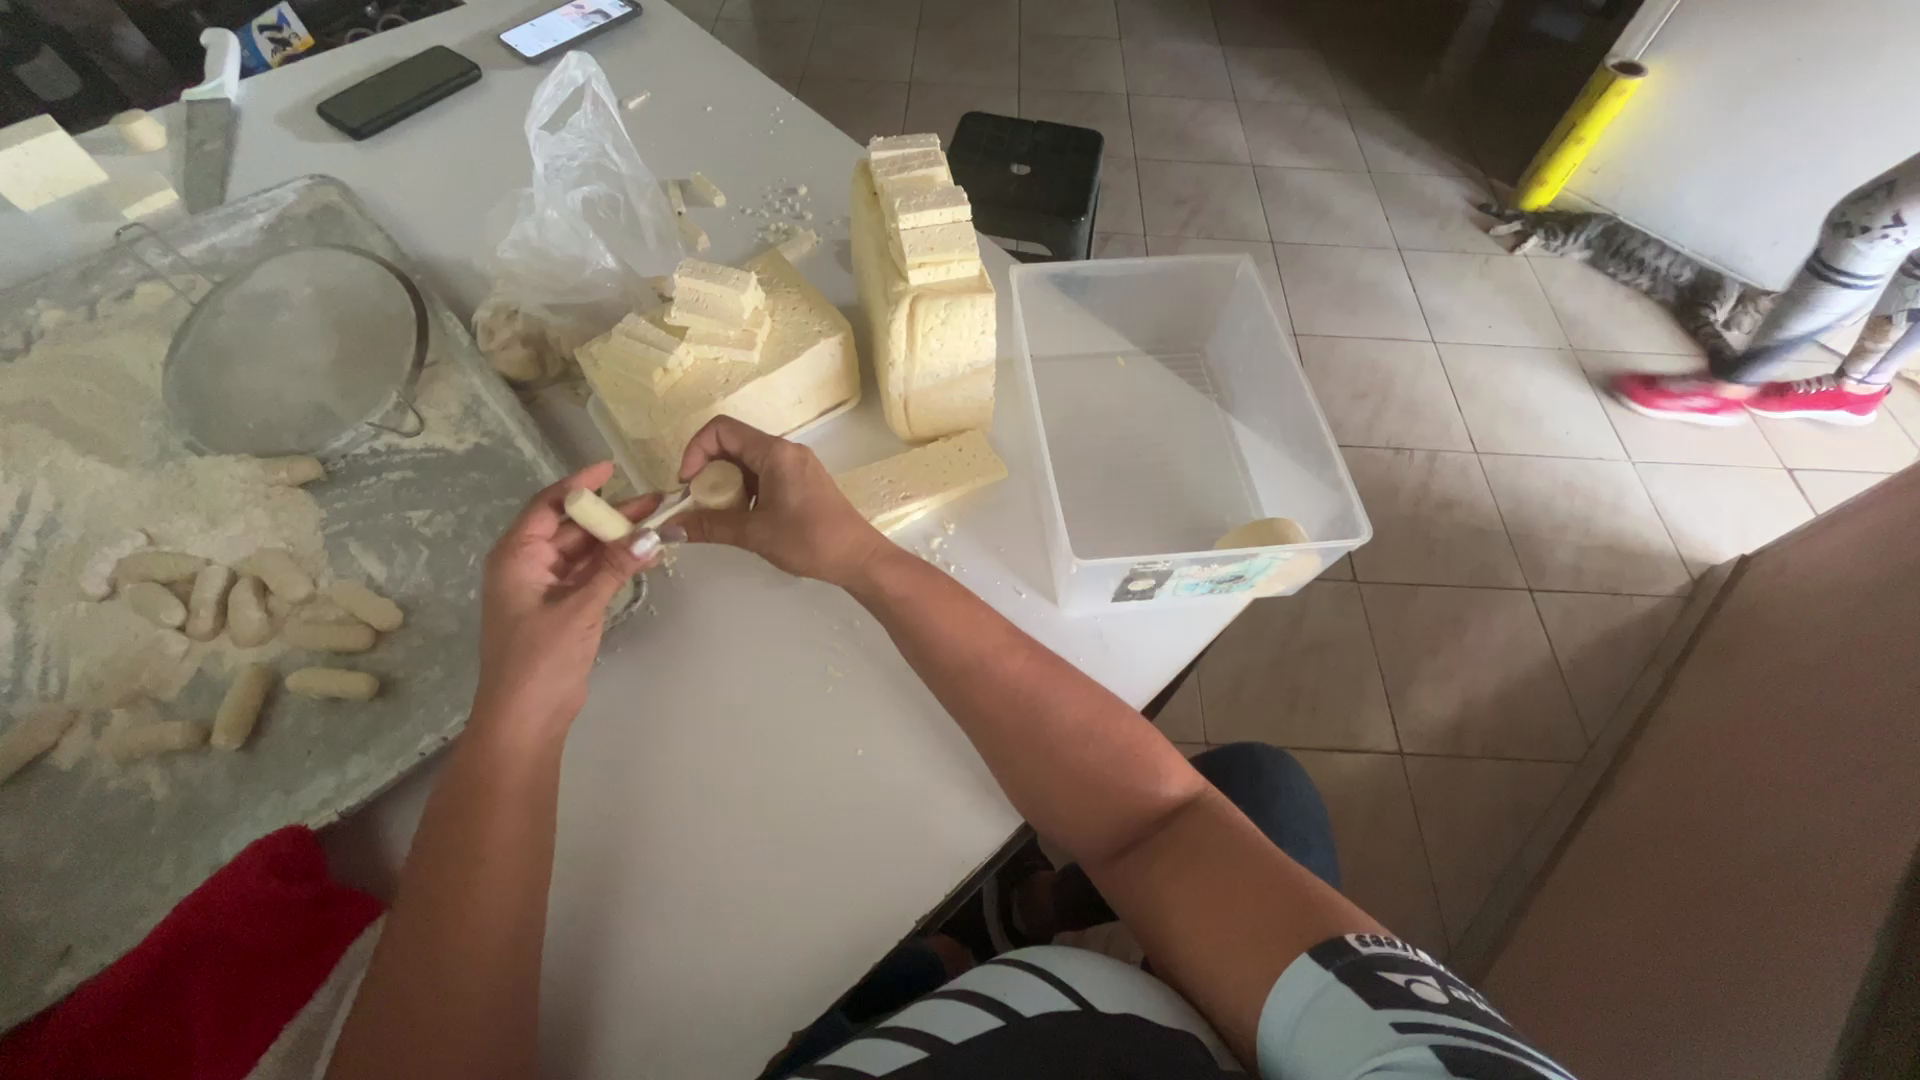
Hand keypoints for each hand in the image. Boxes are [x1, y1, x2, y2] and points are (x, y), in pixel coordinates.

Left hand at [473, 462, 661, 733]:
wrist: (526, 716)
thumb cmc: (538, 660)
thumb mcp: (578, 609)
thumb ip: (614, 569)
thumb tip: (651, 536)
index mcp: (516, 557)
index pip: (549, 506)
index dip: (580, 485)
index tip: (612, 467)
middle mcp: (529, 565)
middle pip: (573, 527)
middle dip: (612, 514)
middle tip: (655, 502)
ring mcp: (547, 587)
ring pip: (587, 551)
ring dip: (618, 539)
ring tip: (659, 525)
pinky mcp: (565, 606)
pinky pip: (593, 573)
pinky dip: (617, 564)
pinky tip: (646, 556)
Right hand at [675, 416, 889, 588]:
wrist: (858, 557)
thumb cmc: (810, 540)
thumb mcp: (755, 533)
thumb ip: (711, 526)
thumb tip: (671, 528)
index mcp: (775, 453)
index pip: (721, 429)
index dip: (695, 450)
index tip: (688, 484)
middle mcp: (787, 451)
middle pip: (733, 444)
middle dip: (709, 471)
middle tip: (701, 503)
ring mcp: (797, 466)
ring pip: (748, 462)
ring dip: (727, 484)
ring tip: (721, 515)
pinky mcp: (803, 482)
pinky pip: (765, 475)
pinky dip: (747, 491)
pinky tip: (745, 518)